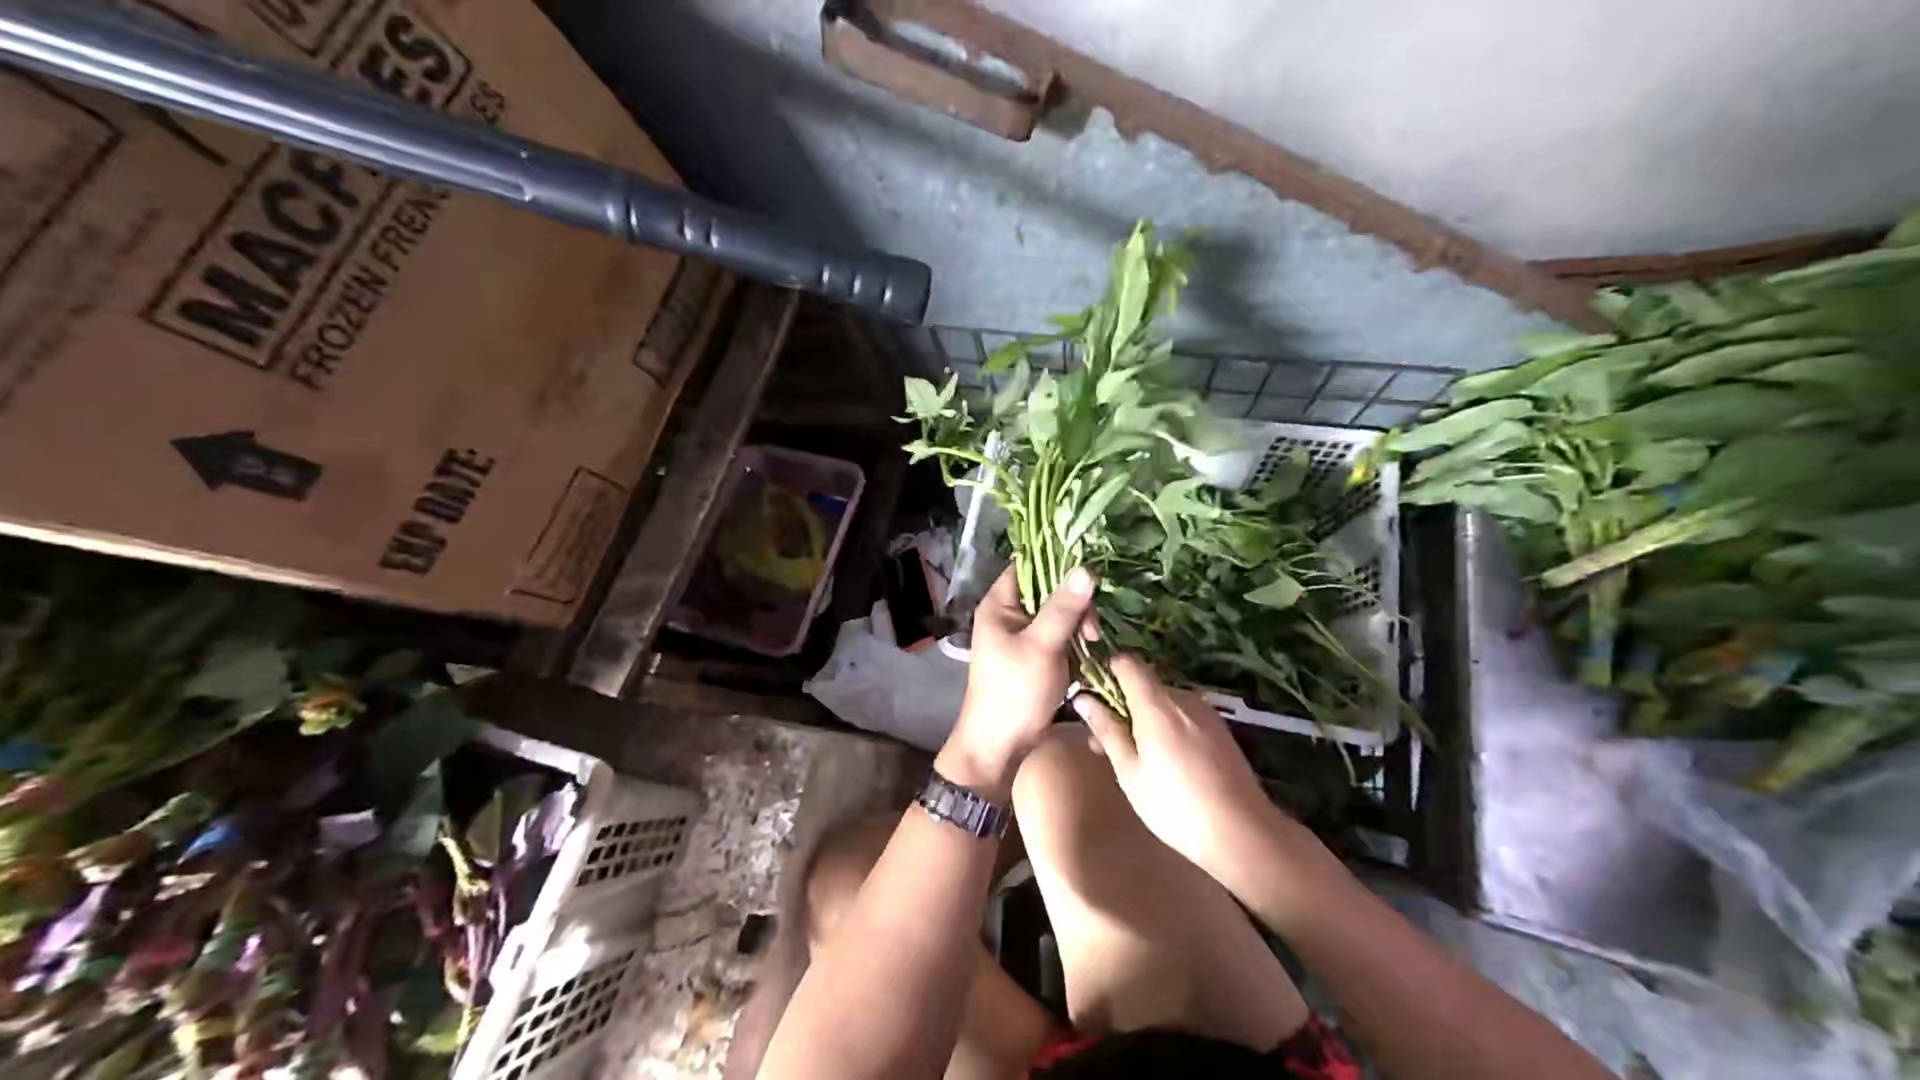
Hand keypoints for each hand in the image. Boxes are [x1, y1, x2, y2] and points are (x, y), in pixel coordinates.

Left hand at [938, 565, 1096, 799]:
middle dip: (1075, 603)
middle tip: (1092, 628)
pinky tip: (1092, 651)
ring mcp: (1024, 637)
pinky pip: (1062, 637)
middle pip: (1049, 591)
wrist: (1001, 746)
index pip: (1027, 566)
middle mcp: (1009, 615)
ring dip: (1079, 625)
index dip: (1057, 564)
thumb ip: (1064, 608)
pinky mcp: (1037, 657)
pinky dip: (1077, 642)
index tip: (1090, 572)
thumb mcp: (1042, 646)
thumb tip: (1087, 569)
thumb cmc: (1014, 692)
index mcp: (999, 605)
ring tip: (1094, 642)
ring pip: (1059, 615)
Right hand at [1073, 655, 1313, 897]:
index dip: (1106, 672)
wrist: (1244, 834)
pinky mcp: (1219, 729)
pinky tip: (1166, 764)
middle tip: (1106, 745)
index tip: (1093, 699)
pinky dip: (1165, 728)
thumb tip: (1082, 698)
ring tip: (1135, 760)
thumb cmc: (1176, 806)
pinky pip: (1182, 716)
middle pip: (1144, 684)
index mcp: (1157, 705)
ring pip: (1162, 702)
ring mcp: (1205, 713)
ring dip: (1143, 719)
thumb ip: (1106, 730)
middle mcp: (1183, 699)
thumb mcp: (1130, 772)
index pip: (1127, 662)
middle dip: (1120, 705)